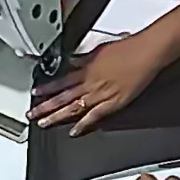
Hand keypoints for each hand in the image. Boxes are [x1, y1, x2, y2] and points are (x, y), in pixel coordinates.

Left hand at [27, 34, 166, 135]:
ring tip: (44, 124)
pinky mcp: (114, 102)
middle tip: (32, 115)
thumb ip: (84, 58)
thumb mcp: (99, 49)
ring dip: (57, 116)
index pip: (60, 82)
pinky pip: (94, 116)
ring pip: (73, 108)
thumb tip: (73, 60)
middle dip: (44, 107)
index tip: (35, 95)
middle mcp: (89, 83)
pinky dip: (83, 124)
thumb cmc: (128, 47)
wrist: (147, 51)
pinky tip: (73, 131)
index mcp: (85, 70)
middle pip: (62, 98)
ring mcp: (100, 94)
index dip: (46, 89)